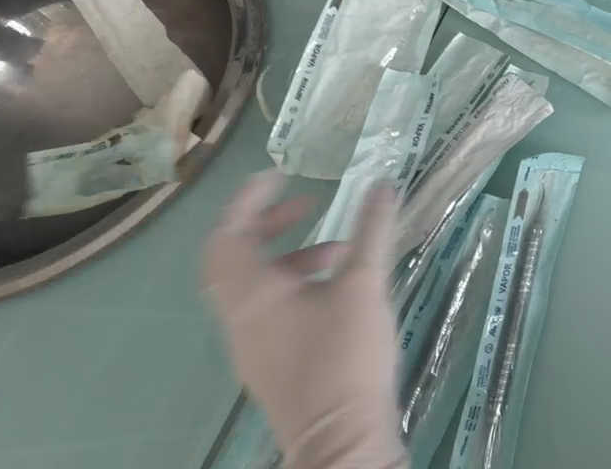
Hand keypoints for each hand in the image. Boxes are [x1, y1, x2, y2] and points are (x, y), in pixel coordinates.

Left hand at [202, 170, 407, 468]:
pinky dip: (298, 282)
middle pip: (234, 260)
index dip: (247, 202)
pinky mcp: (273, 359)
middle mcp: (241, 317)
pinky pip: (270, 307)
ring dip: (290, 254)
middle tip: (307, 202)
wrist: (339, 435)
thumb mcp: (365, 285)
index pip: (228, 237)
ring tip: (341, 248)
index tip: (278, 175)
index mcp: (253, 295)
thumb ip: (373, 232)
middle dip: (268, 225)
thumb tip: (383, 185)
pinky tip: (341, 288)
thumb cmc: (345, 354)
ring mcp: (253, 343)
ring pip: (256, 284)